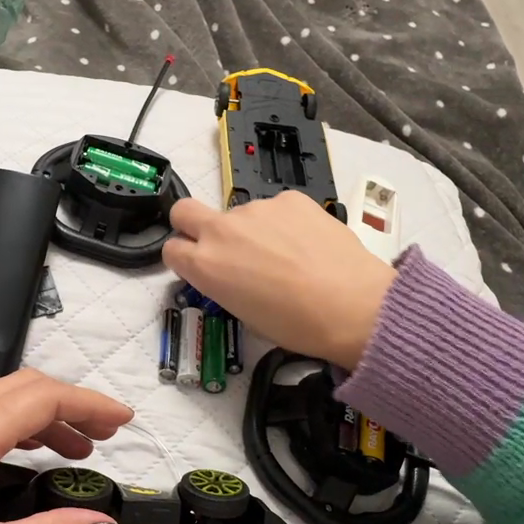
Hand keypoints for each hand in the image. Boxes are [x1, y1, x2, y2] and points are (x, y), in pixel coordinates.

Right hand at [162, 191, 394, 369]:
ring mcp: (256, 210)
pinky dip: (284, 222)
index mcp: (205, 266)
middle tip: (221, 245)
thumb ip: (224, 284)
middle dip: (191, 224)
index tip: (199, 266)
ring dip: (252, 230)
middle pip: (184, 211)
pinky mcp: (289, 198)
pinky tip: (307, 244)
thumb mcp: (245, 315)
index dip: (184, 258)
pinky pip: (276, 208)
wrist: (353, 306)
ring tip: (287, 256)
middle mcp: (222, 231)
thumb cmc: (298, 325)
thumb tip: (230, 273)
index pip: (171, 249)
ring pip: (240, 214)